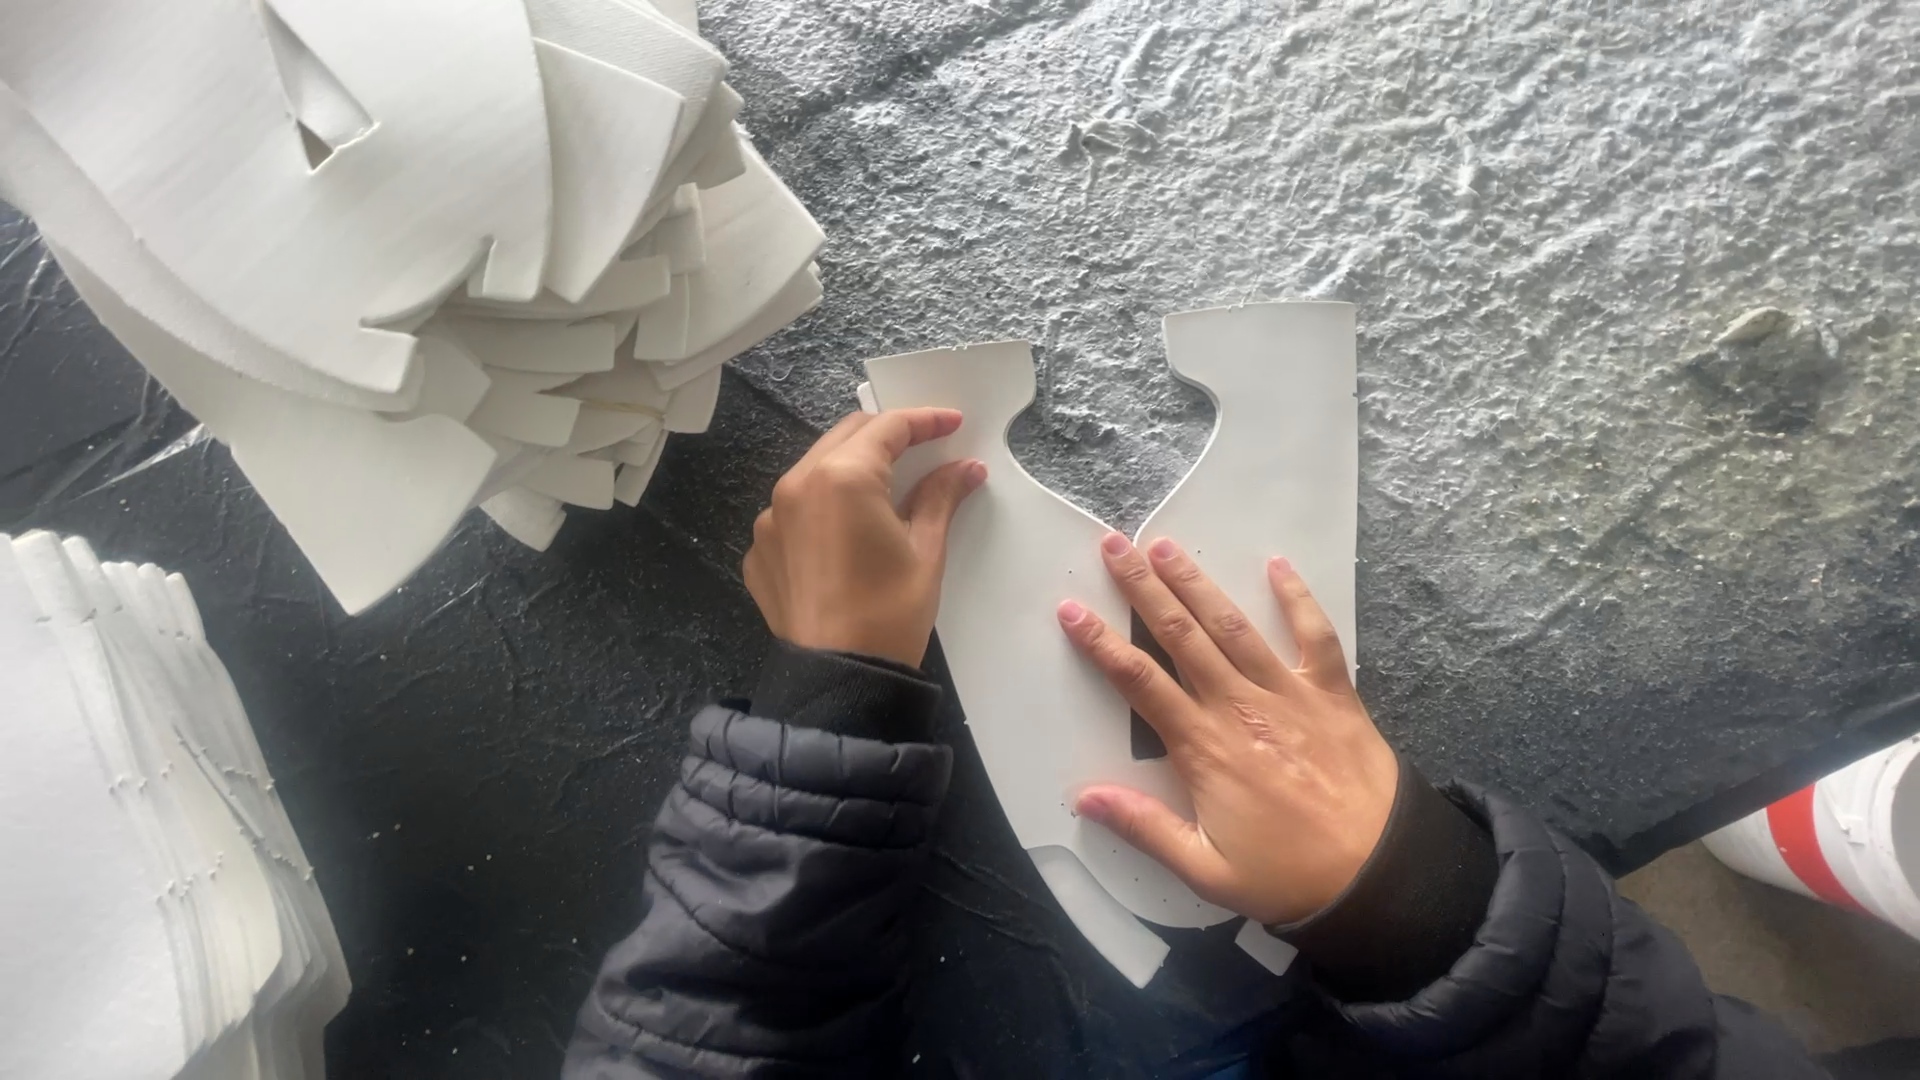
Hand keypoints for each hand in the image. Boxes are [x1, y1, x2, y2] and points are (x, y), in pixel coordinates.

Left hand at [743, 408, 986, 667]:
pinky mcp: (759, 550)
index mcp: (841, 478)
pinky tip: (847, 536)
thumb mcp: (925, 550)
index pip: (887, 428)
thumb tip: (965, 468)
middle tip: (923, 449)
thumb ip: (941, 497)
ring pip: (816, 471)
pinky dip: (823, 509)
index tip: (951, 424)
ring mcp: (770, 519)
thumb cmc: (890, 613)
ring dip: (851, 468)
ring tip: (885, 491)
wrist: (839, 681)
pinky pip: (793, 511)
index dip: (924, 420)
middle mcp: (795, 486)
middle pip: (846, 438)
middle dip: (886, 436)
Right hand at [1057, 535, 1398, 924]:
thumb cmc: (1289, 876)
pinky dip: (1298, 599)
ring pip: (1232, 626)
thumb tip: (1084, 798)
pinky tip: (1278, 564)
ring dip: (1196, 583)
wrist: (1384, 879)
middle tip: (1115, 546)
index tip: (1071, 610)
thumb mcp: (1207, 870)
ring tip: (1166, 546)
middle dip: (1143, 587)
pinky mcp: (1332, 692)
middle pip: (1180, 635)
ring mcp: (1288, 693)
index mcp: (1203, 745)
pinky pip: (1315, 635)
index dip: (1101, 643)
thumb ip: (1144, 827)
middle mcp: (1239, 705)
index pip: (1139, 681)